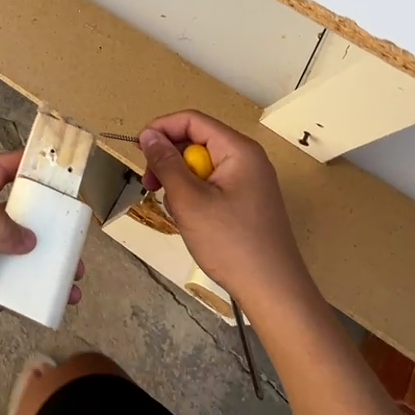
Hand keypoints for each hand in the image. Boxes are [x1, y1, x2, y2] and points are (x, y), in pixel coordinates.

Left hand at [0, 150, 81, 377]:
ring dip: (51, 258)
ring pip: (26, 253)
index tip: (51, 161)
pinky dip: (45, 292)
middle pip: (19, 214)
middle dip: (47, 216)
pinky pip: (24, 290)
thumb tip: (28, 236)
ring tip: (76, 269)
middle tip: (76, 224)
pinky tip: (63, 297)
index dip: (20, 162)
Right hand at [139, 111, 309, 302]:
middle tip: (150, 184)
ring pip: (201, 165)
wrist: (274, 294)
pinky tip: (191, 219)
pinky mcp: (247, 201)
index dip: (162, 128)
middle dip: (169, 159)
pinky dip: (194, 196)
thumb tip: (149, 135)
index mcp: (238, 150)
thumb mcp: (189, 200)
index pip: (192, 120)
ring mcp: (249, 181)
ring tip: (174, 208)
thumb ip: (166, 163)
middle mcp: (247, 159)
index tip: (139, 150)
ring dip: (180, 181)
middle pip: (196, 141)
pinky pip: (212, 184)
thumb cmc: (231, 244)